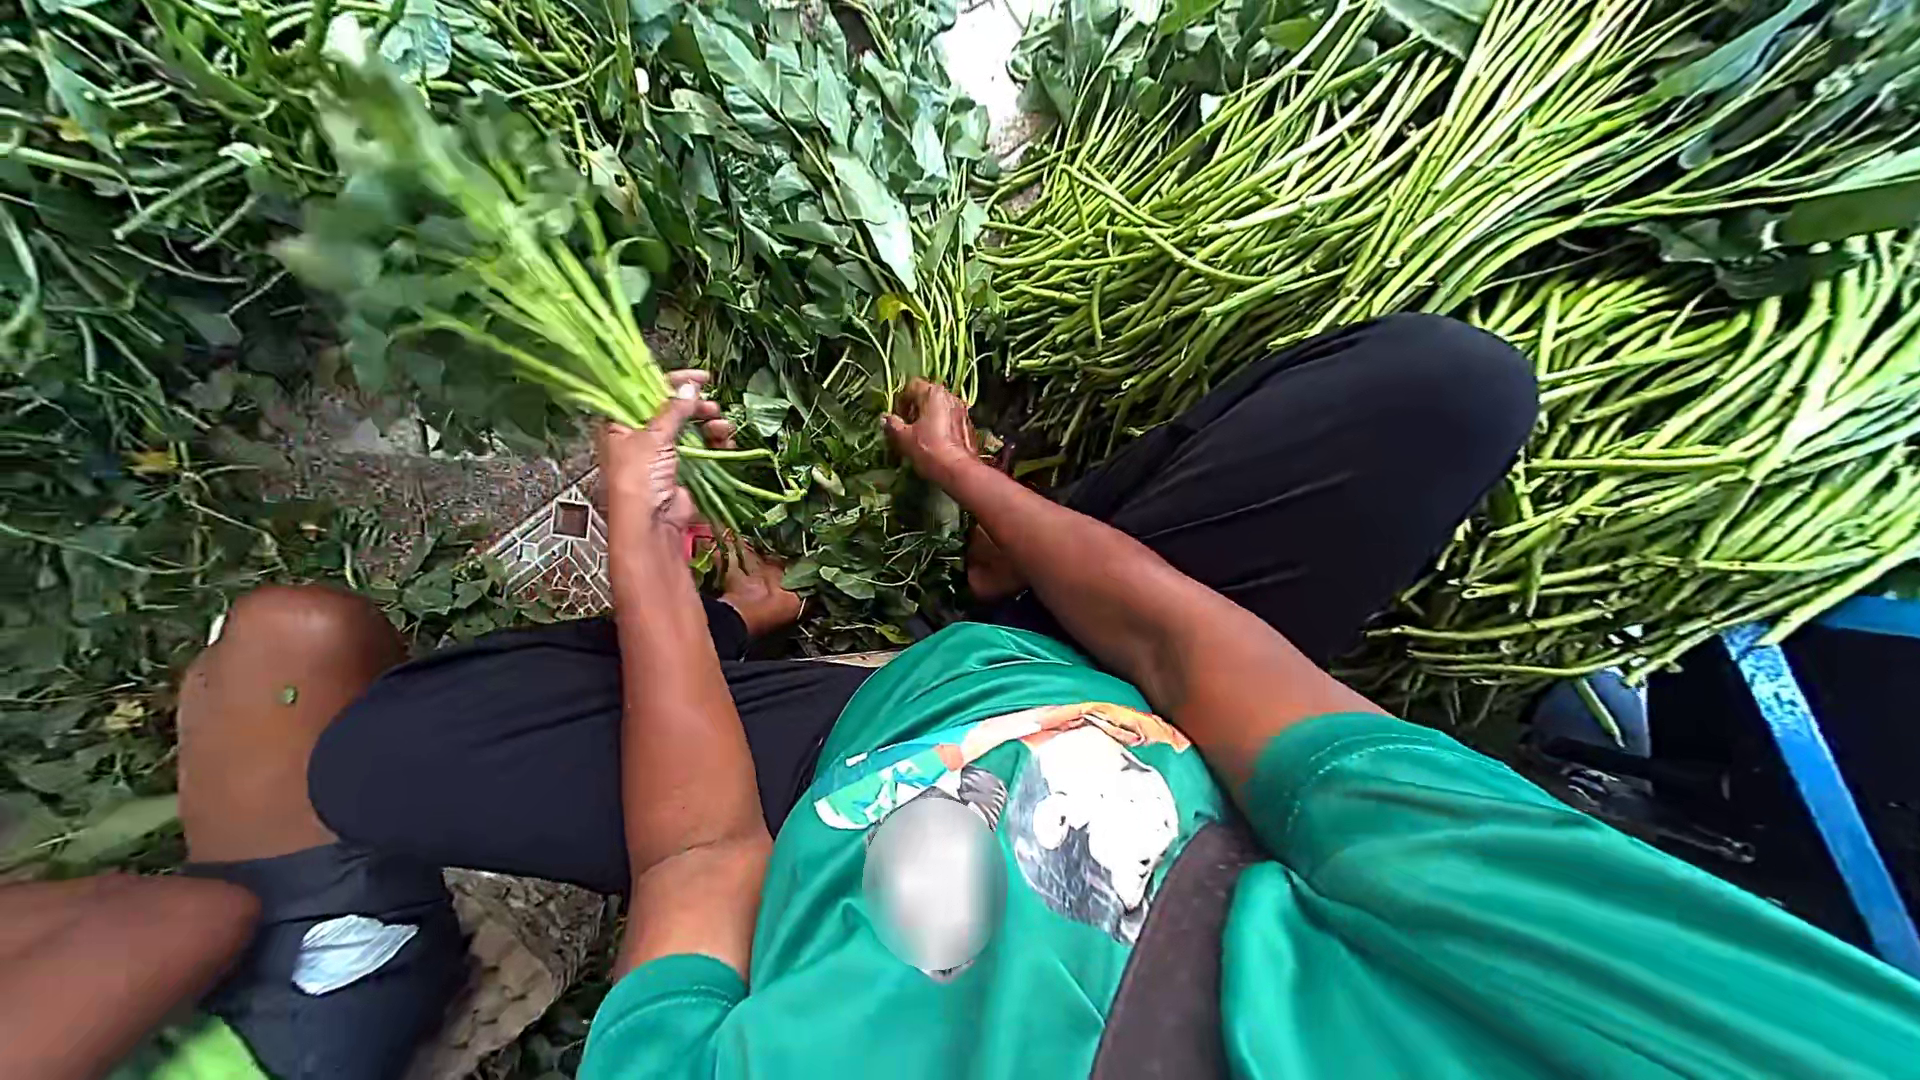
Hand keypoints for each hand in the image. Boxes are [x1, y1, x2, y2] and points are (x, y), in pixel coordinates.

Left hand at [600, 370, 733, 532]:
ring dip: (709, 424)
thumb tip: (691, 386)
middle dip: (696, 406)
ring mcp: (663, 452)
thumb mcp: (652, 436)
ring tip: (722, 427)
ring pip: (691, 429)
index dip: (674, 381)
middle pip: (673, 410)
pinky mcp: (683, 468)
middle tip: (713, 406)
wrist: (651, 521)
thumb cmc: (638, 477)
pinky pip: (702, 449)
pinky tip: (725, 442)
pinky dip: (715, 443)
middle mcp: (640, 435)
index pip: (647, 391)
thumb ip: (673, 409)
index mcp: (621, 423)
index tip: (700, 378)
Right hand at [882, 379, 978, 480]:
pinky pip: (949, 419)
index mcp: (933, 393)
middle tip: (906, 428)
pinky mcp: (968, 425)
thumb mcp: (904, 438)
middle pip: (926, 396)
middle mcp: (950, 396)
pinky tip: (934, 443)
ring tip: (919, 437)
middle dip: (914, 410)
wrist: (958, 470)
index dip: (901, 401)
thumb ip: (892, 425)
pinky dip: (939, 426)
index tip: (897, 418)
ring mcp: (962, 410)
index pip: (911, 386)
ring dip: (927, 418)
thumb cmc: (928, 449)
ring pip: (939, 408)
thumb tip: (885, 418)